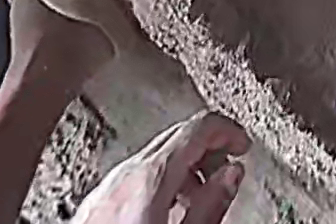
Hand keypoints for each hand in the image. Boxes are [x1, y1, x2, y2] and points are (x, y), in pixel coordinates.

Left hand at [72, 112, 251, 223]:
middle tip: (229, 170)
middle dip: (209, 148)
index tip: (243, 147)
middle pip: (179, 135)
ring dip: (186, 165)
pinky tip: (167, 210)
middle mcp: (125, 172)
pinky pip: (136, 175)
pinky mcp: (92, 207)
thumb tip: (232, 174)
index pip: (200, 125)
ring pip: (157, 155)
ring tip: (201, 197)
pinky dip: (161, 180)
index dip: (229, 130)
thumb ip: (210, 206)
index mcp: (151, 177)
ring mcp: (104, 188)